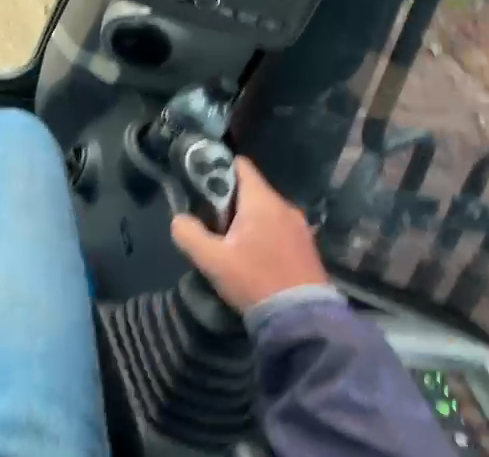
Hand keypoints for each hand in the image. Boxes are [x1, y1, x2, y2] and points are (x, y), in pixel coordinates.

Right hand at [170, 156, 328, 312]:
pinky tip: (251, 255)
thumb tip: (180, 219)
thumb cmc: (255, 281)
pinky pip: (277, 227)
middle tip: (208, 219)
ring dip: (245, 218)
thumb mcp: (210, 259)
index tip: (199, 184)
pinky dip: (262, 233)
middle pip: (250, 189)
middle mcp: (285, 208)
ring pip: (264, 210)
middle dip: (227, 198)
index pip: (239, 165)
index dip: (216, 168)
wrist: (304, 323)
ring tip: (228, 240)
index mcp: (262, 202)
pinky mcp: (307, 248)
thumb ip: (187, 231)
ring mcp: (300, 229)